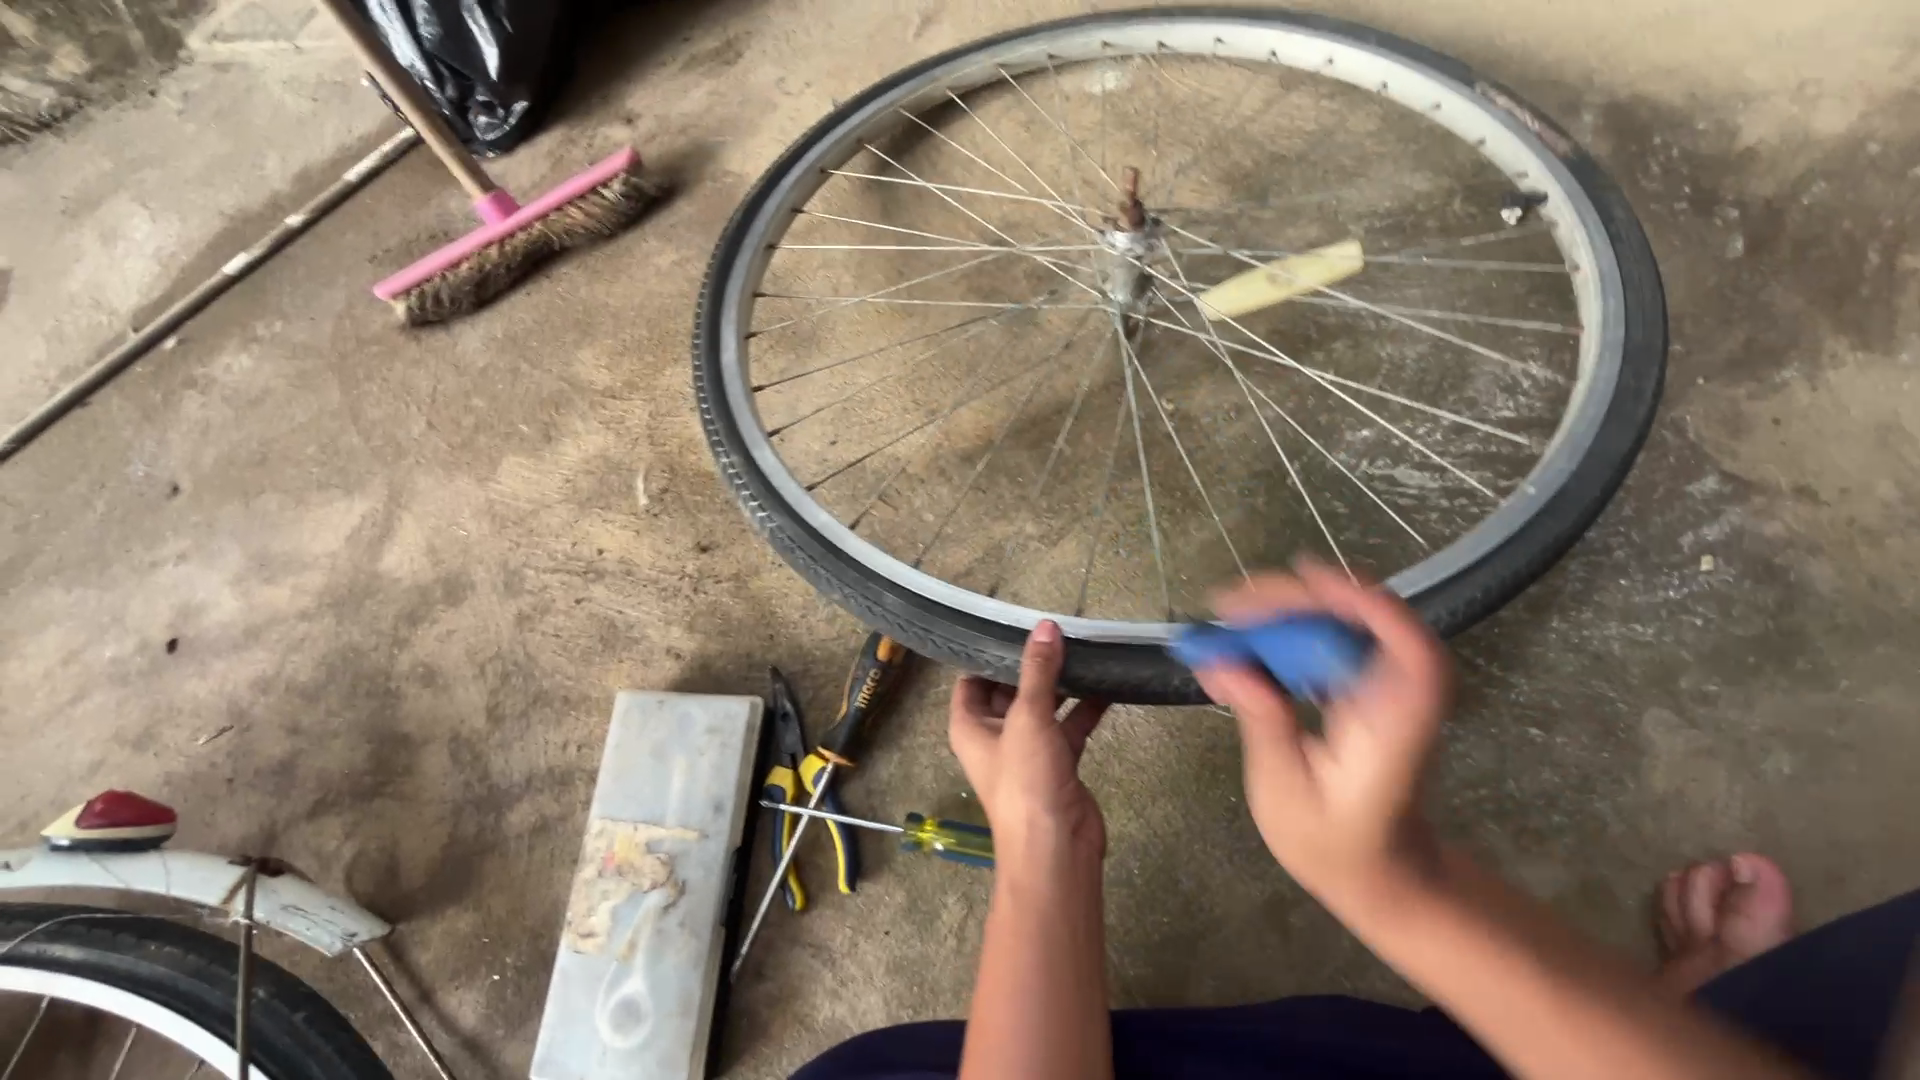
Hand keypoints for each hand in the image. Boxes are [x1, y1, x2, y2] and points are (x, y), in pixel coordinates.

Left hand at [949, 620, 1109, 865]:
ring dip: (1062, 683)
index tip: (1013, 622)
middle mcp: (994, 734)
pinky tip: (1107, 684)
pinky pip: (1069, 726)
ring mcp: (1028, 750)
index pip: (972, 678)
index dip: (989, 653)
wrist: (1056, 848)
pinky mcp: (1058, 762)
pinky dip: (1085, 708)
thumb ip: (1038, 670)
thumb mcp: (1028, 717)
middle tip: (1059, 627)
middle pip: (1011, 688)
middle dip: (1033, 663)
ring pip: (1044, 706)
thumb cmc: (1026, 780)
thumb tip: (1046, 626)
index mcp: (970, 725)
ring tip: (1085, 646)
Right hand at [1194, 559, 1452, 908]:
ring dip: (1288, 609)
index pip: (1409, 650)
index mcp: (1394, 726)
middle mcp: (1398, 696)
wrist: (1379, 872)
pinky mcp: (1364, 689)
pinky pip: (1333, 643)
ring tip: (1230, 615)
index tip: (1309, 579)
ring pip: (1347, 624)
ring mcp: (1384, 689)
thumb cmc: (1336, 846)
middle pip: (1366, 621)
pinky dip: (1290, 631)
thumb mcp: (1286, 792)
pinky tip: (1249, 636)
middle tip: (1230, 604)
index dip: (1369, 604)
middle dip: (1298, 600)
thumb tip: (1223, 663)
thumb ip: (1264, 723)